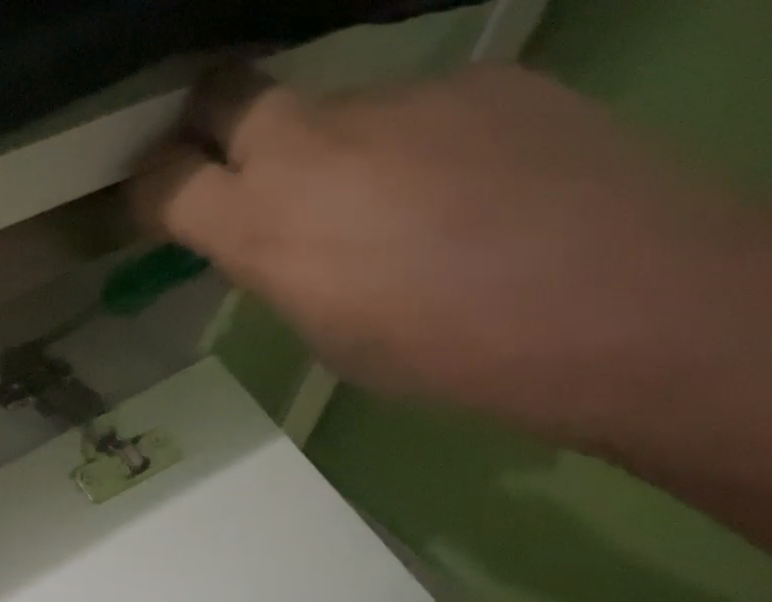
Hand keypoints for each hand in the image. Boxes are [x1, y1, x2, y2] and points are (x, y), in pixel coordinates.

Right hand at [132, 63, 771, 552]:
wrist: (622, 302)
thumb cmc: (445, 354)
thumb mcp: (324, 332)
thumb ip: (278, 267)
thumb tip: (277, 236)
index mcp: (259, 223)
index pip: (160, 177)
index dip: (148, 189)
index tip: (158, 206)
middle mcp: (309, 142)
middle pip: (223, 92)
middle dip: (211, 126)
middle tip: (237, 171)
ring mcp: (396, 99)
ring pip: (328, 107)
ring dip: (328, 148)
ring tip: (387, 205)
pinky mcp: (477, 78)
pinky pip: (412, 106)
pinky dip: (412, 143)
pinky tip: (464, 189)